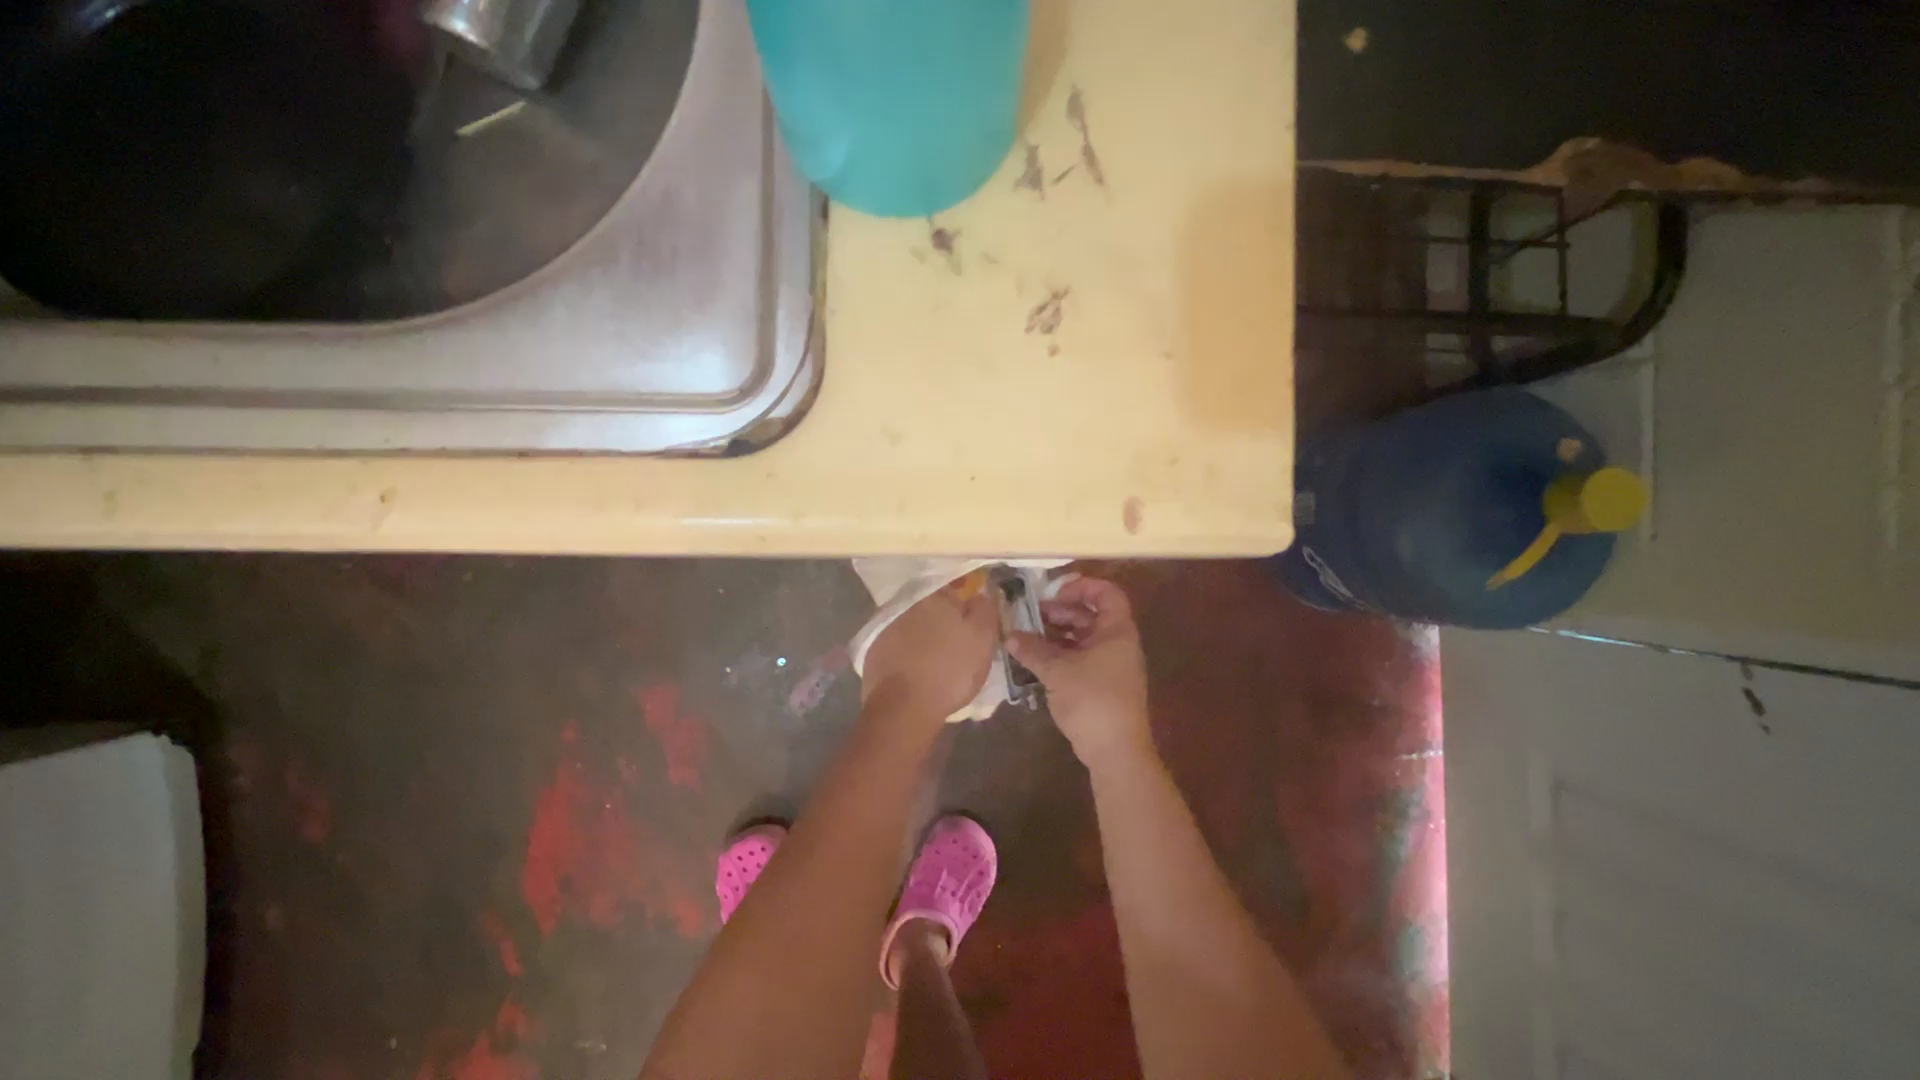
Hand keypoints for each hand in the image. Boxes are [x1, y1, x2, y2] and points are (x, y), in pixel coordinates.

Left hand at [862, 583, 999, 721]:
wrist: (903, 706)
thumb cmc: (951, 671)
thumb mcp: (982, 641)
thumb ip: (985, 611)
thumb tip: (983, 594)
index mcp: (938, 598)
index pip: (955, 585)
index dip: (965, 597)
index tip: (973, 612)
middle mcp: (910, 605)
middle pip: (933, 604)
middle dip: (944, 616)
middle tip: (957, 637)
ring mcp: (888, 626)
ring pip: (914, 623)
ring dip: (925, 633)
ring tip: (936, 655)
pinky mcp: (875, 649)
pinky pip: (898, 643)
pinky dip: (908, 650)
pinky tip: (916, 666)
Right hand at [1006, 576, 1152, 771]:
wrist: (1115, 750)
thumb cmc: (1092, 700)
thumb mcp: (1057, 671)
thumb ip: (1033, 649)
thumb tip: (1011, 636)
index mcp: (1116, 631)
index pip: (1106, 593)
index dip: (1081, 586)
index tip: (1053, 592)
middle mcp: (1117, 643)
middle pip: (1090, 615)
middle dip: (1060, 612)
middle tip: (1030, 616)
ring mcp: (1110, 665)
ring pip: (1082, 638)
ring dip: (1056, 635)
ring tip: (1027, 637)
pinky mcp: (1101, 685)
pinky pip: (1079, 658)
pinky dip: (1059, 655)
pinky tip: (1035, 660)